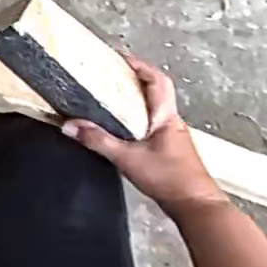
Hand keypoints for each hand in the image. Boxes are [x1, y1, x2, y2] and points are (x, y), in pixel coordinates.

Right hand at [59, 54, 226, 220]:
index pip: (157, 80)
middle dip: (131, 78)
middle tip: (104, 73)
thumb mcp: (127, 158)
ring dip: (132, 97)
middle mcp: (171, 121)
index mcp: (165, 117)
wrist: (199, 209)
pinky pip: (148, 122)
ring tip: (105, 94)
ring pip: (150, 107)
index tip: (118, 57)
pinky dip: (132, 115)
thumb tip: (68, 125)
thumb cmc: (169, 179)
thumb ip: (98, 140)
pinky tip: (116, 123)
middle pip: (153, 90)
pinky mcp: (168, 148)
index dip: (139, 65)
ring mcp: (171, 135)